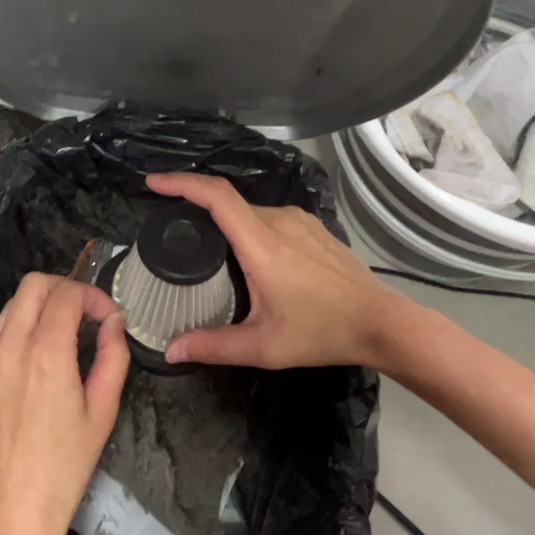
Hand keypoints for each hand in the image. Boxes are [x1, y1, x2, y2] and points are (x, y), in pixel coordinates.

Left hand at [0, 273, 128, 534]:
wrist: (14, 513)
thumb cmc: (65, 466)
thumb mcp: (103, 411)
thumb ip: (113, 355)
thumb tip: (114, 321)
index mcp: (45, 353)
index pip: (67, 294)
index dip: (92, 295)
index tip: (106, 315)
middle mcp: (7, 349)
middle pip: (31, 286)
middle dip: (62, 289)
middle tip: (82, 314)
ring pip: (8, 311)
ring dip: (36, 311)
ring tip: (58, 339)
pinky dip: (15, 341)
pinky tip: (30, 373)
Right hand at [149, 172, 408, 368]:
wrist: (381, 322)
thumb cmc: (321, 332)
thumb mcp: (264, 347)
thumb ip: (214, 346)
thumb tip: (170, 351)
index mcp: (260, 242)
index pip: (215, 195)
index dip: (181, 182)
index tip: (153, 182)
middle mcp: (278, 220)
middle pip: (228, 201)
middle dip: (196, 206)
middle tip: (173, 227)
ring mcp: (299, 219)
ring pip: (250, 211)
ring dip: (226, 222)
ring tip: (209, 247)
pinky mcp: (313, 226)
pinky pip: (270, 217)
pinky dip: (249, 227)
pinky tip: (249, 255)